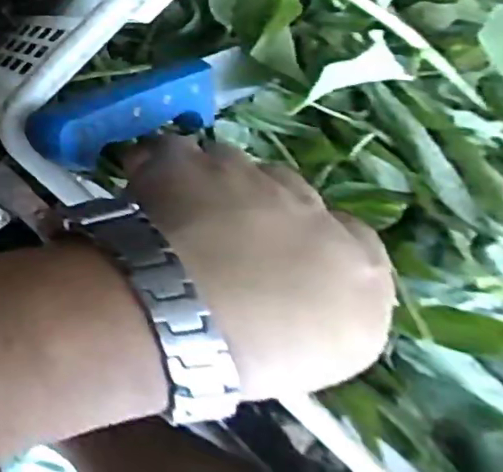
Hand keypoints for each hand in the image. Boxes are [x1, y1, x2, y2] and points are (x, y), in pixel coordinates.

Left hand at [123, 135, 394, 399]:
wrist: (186, 314)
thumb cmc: (250, 354)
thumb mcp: (317, 353)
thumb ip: (320, 308)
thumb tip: (295, 295)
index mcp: (361, 270)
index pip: (353, 235)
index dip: (309, 234)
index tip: (279, 246)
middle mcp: (310, 211)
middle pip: (287, 186)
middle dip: (257, 199)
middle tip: (220, 225)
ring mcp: (244, 177)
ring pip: (228, 159)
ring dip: (207, 176)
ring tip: (177, 205)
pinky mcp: (185, 159)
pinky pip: (171, 149)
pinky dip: (156, 163)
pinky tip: (140, 185)